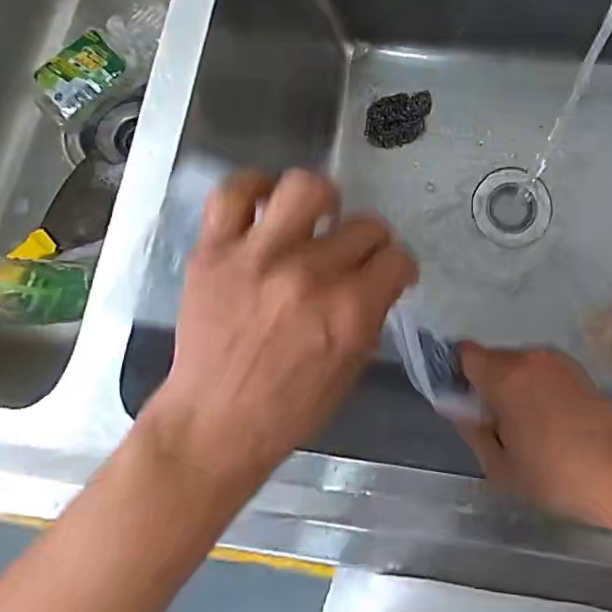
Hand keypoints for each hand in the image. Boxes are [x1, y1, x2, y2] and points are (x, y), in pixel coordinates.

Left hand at [143, 169, 416, 483]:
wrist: (213, 424)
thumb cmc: (291, 405)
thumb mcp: (353, 364)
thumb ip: (373, 311)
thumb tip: (382, 275)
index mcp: (350, 310)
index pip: (398, 257)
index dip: (398, 267)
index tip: (388, 275)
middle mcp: (309, 274)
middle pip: (366, 225)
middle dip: (370, 243)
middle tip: (352, 258)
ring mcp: (258, 257)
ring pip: (307, 188)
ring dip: (323, 200)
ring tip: (316, 219)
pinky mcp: (214, 251)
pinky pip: (234, 193)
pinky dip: (253, 188)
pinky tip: (266, 206)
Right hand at [454, 344, 611, 529]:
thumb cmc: (554, 475)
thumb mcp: (500, 466)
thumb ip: (471, 429)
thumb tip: (458, 407)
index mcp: (505, 375)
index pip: (464, 354)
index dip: (456, 374)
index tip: (461, 402)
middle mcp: (530, 356)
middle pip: (492, 358)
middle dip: (485, 384)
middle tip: (493, 424)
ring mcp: (556, 359)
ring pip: (517, 364)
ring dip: (512, 385)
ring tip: (523, 426)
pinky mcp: (576, 368)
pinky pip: (540, 370)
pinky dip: (534, 387)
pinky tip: (546, 420)